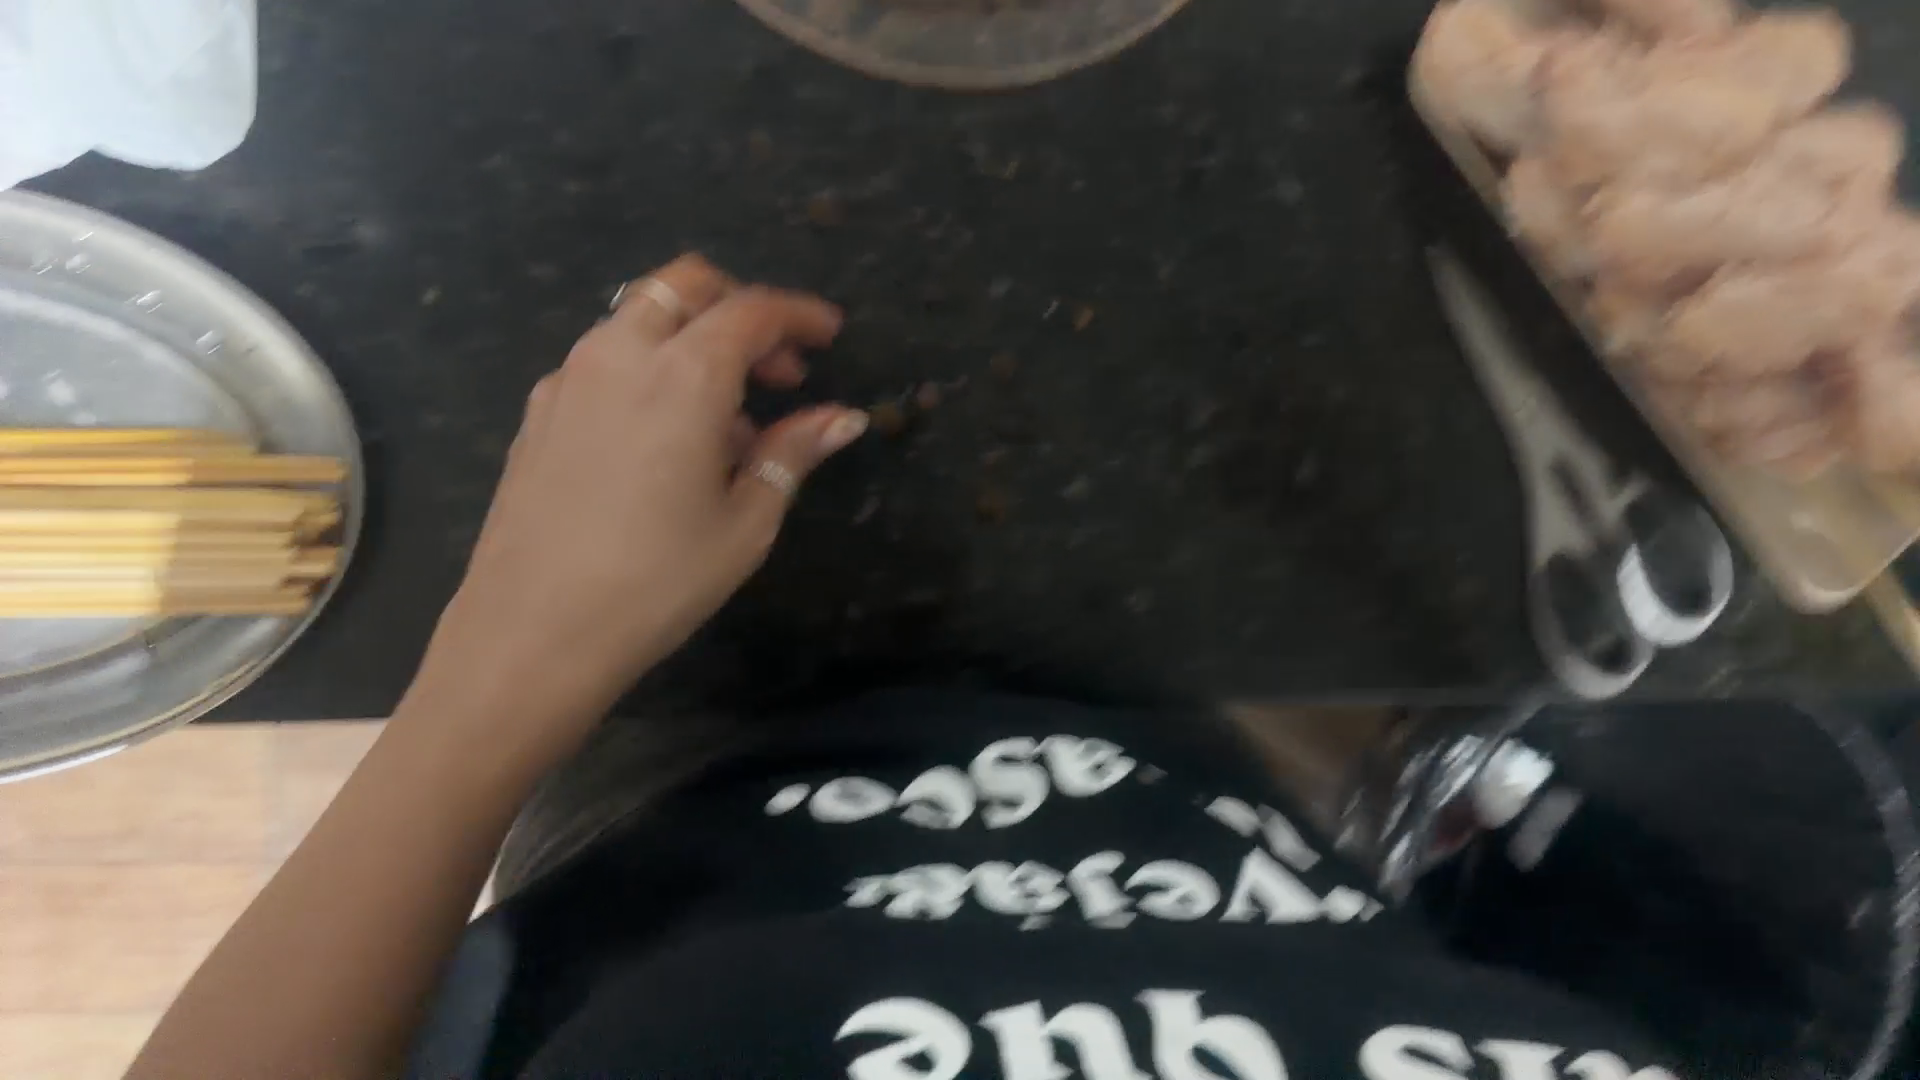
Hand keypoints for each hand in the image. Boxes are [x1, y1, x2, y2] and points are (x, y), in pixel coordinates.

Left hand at [409, 255, 867, 744]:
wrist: (532, 632)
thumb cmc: (658, 581)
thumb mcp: (746, 521)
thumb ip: (794, 453)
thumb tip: (845, 418)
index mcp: (682, 376)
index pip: (751, 311)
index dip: (798, 315)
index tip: (830, 334)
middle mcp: (619, 355)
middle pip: (685, 286)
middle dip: (741, 309)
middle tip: (779, 369)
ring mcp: (569, 379)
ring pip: (640, 316)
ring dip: (694, 338)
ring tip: (728, 418)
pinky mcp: (539, 410)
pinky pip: (606, 359)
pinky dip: (651, 367)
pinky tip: (667, 438)